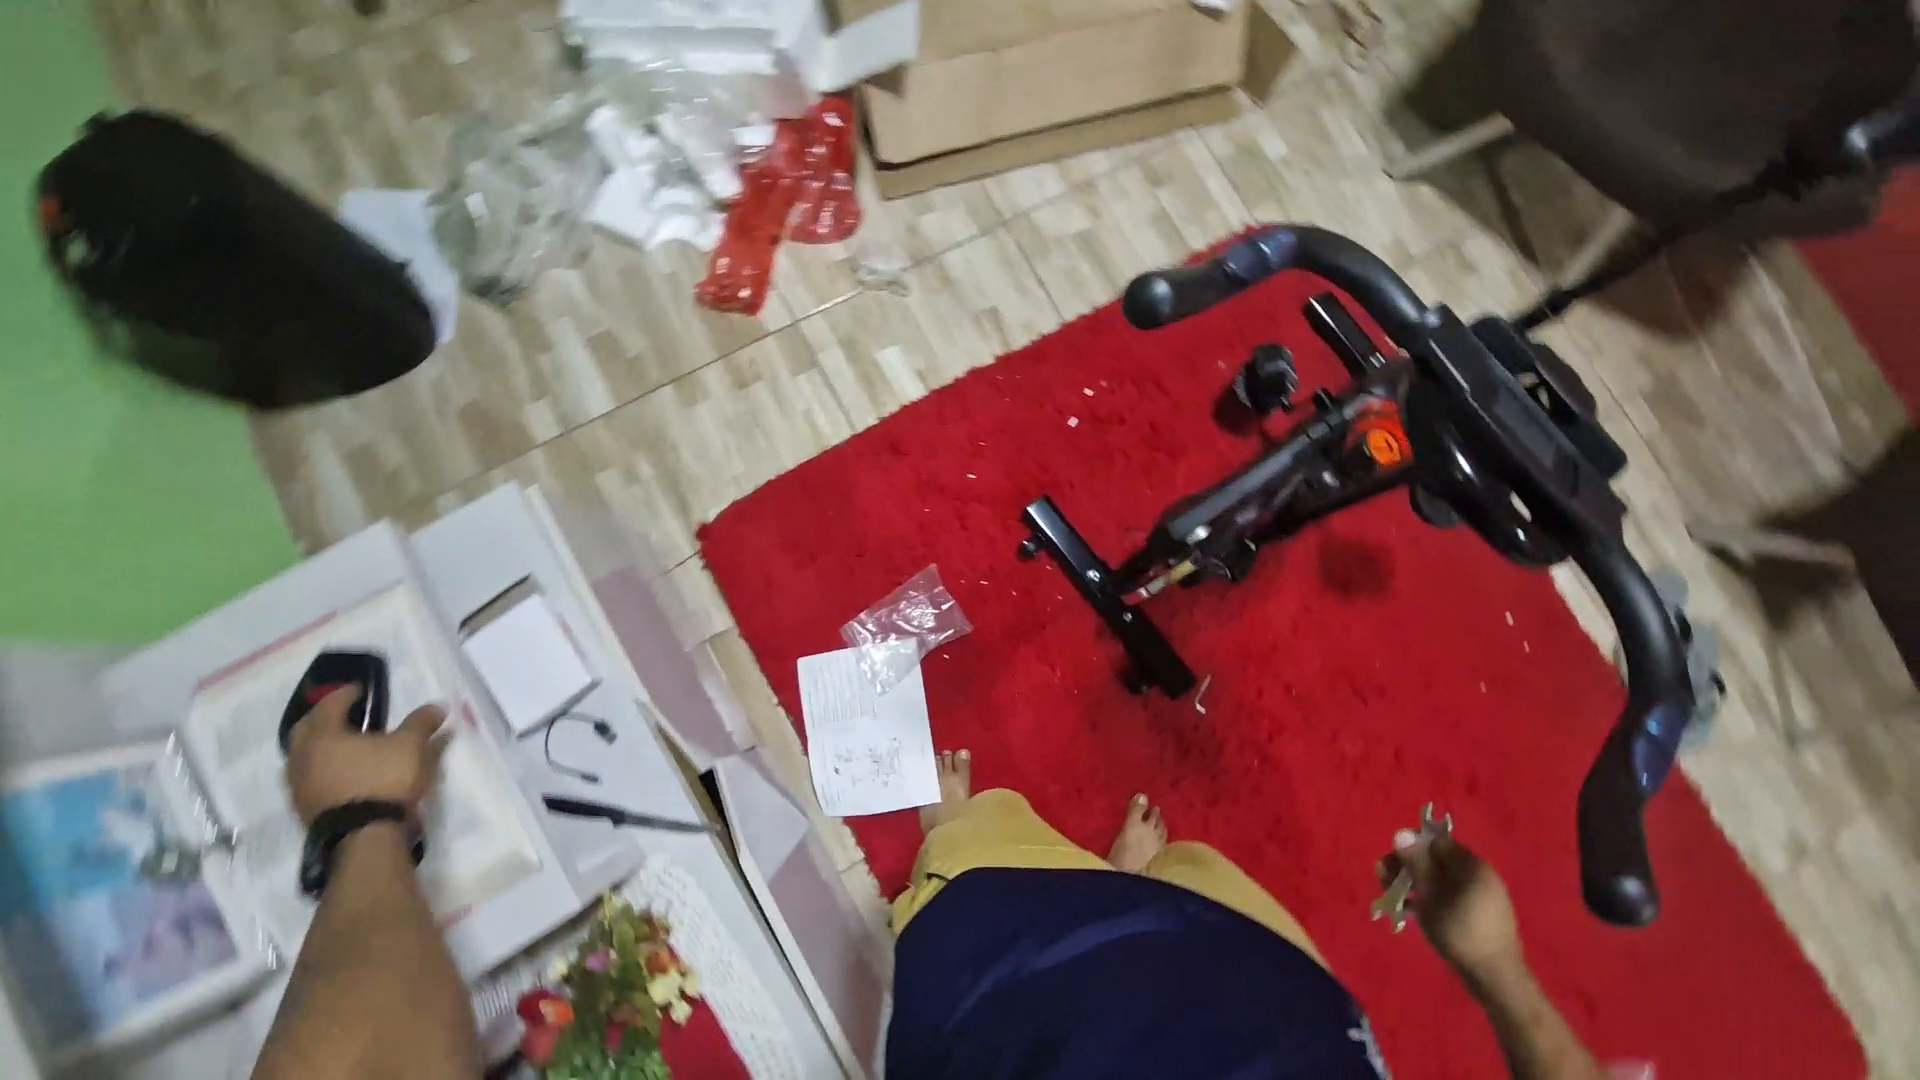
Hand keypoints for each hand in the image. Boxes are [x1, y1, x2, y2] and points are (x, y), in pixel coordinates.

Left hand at [286, 686, 447, 825]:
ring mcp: (298, 785)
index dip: (345, 694)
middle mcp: (302, 757)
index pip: (329, 706)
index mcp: (323, 736)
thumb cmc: (384, 779)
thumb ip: (421, 723)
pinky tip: (339, 771)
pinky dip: (321, 768)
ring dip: (318, 746)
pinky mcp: (303, 807)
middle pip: (305, 729)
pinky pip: (307, 777)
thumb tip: (437, 706)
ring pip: (302, 756)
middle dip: (323, 718)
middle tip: (342, 713)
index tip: (359, 689)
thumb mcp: (412, 746)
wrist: (363, 834)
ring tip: (341, 744)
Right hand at [1379, 831, 1522, 980]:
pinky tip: (1412, 913)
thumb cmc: (1459, 931)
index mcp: (1471, 865)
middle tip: (1385, 882)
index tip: (1391, 864)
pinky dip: (1429, 899)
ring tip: (1395, 899)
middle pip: (1434, 859)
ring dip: (1414, 885)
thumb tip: (1402, 832)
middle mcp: (1478, 874)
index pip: (1435, 840)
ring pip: (1439, 879)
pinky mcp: (1478, 914)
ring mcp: (1480, 895)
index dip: (1410, 847)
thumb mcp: (1430, 894)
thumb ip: (1416, 862)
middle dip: (1406, 868)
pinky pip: (1448, 896)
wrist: (1495, 978)